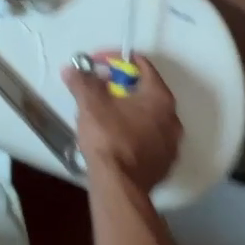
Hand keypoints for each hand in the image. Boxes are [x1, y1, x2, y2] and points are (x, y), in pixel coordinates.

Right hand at [62, 52, 181, 194]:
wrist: (119, 186)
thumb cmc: (108, 136)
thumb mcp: (89, 102)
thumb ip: (81, 80)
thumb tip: (72, 69)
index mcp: (159, 98)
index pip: (141, 65)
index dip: (116, 58)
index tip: (95, 63)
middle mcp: (172, 119)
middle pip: (145, 89)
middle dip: (119, 84)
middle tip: (96, 86)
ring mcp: (171, 144)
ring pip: (147, 114)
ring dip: (125, 106)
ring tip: (101, 109)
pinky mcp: (164, 163)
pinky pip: (148, 135)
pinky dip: (131, 127)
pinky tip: (112, 132)